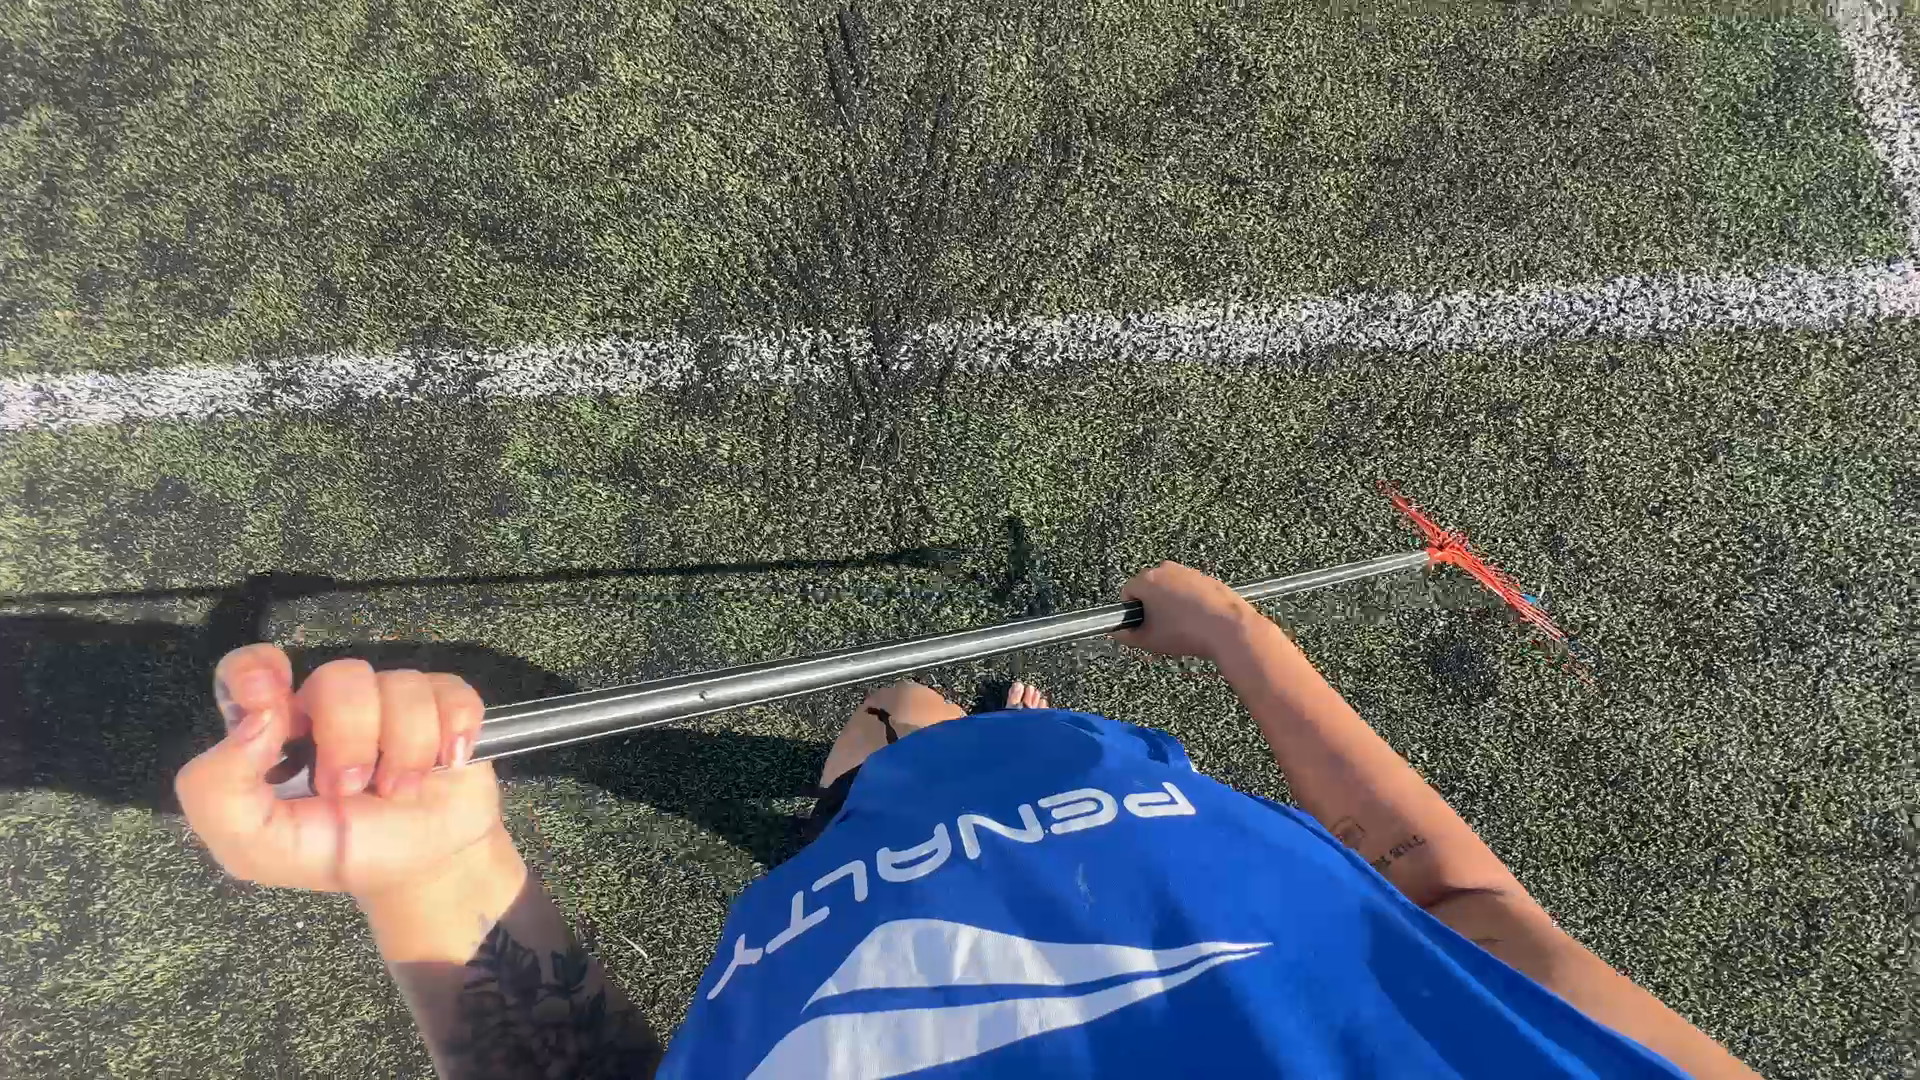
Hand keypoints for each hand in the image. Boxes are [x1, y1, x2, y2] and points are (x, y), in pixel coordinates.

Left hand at [174, 644, 502, 901]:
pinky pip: (454, 693)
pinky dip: (456, 731)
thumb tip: (257, 720)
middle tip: (353, 786)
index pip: (252, 669)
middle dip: (353, 736)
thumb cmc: (343, 853)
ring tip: (403, 789)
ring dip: (409, 747)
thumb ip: (219, 790)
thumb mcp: (256, 846)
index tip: (270, 700)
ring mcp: (397, 702)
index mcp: (278, 733)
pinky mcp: (450, 704)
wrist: (428, 863)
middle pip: (341, 676)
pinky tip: (449, 762)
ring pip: (404, 685)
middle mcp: (335, 709)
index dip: (259, 670)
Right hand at [1114, 561, 1270, 662]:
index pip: (1127, 592)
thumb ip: (1126, 636)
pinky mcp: (1207, 578)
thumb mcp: (1148, 640)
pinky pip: (1189, 589)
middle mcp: (1167, 570)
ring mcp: (1189, 572)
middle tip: (1159, 627)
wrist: (1228, 630)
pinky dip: (1189, 602)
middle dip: (1151, 605)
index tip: (1140, 624)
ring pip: (1170, 588)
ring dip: (1170, 603)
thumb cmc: (1187, 632)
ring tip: (1180, 626)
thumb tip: (1119, 633)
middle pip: (1149, 587)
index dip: (1131, 611)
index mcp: (1148, 580)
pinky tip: (1196, 621)